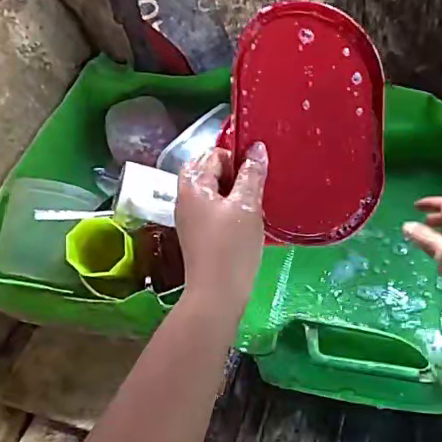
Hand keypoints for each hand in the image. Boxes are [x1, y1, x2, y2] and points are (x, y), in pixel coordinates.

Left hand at [176, 143, 267, 312]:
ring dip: (235, 195)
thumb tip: (256, 148)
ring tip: (253, 208)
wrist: (217, 293)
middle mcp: (185, 197)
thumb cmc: (232, 247)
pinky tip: (245, 224)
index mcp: (192, 184)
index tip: (256, 177)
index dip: (238, 160)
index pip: (215, 154)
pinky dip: (230, 210)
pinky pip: (214, 210)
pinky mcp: (197, 234)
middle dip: (235, 176)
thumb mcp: (247, 206)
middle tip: (256, 192)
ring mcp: (189, 217)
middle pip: (211, 172)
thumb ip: (252, 174)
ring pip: (214, 192)